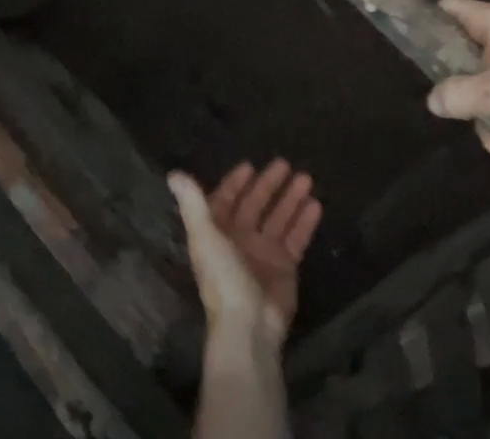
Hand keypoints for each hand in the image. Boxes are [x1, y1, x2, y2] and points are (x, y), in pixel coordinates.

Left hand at [168, 160, 322, 342]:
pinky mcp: (285, 267)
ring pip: (279, 219)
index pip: (225, 203)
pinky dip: (305, 222)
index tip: (250, 166)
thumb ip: (193, 205)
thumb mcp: (205, 239)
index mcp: (217, 235)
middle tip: (285, 164)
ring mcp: (264, 254)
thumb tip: (174, 174)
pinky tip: (316, 205)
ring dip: (291, 199)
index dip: (235, 185)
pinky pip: (296, 238)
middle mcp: (240, 242)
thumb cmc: (224, 279)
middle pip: (255, 207)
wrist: (249, 325)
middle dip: (269, 186)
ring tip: (307, 178)